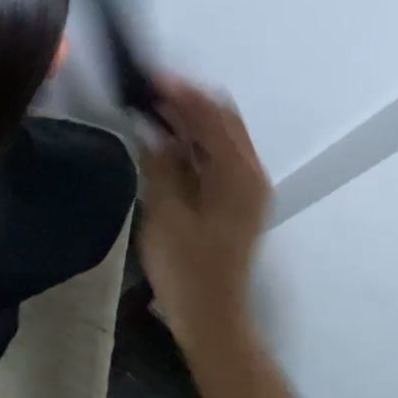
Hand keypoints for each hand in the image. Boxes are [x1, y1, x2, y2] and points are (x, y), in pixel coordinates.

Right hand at [137, 78, 273, 339]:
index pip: (211, 115)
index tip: (148, 79)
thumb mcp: (166, 212)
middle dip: (186, 101)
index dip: (180, 92)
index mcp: (238, 173)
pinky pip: (216, 156)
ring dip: (189, 120)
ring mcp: (246, 188)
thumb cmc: (187, 268)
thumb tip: (151, 129)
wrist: (212, 318)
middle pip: (221, 119)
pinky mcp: (236, 201)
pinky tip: (165, 143)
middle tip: (147, 92)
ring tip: (150, 111)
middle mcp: (250, 174)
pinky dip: (193, 142)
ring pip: (219, 136)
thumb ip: (160, 163)